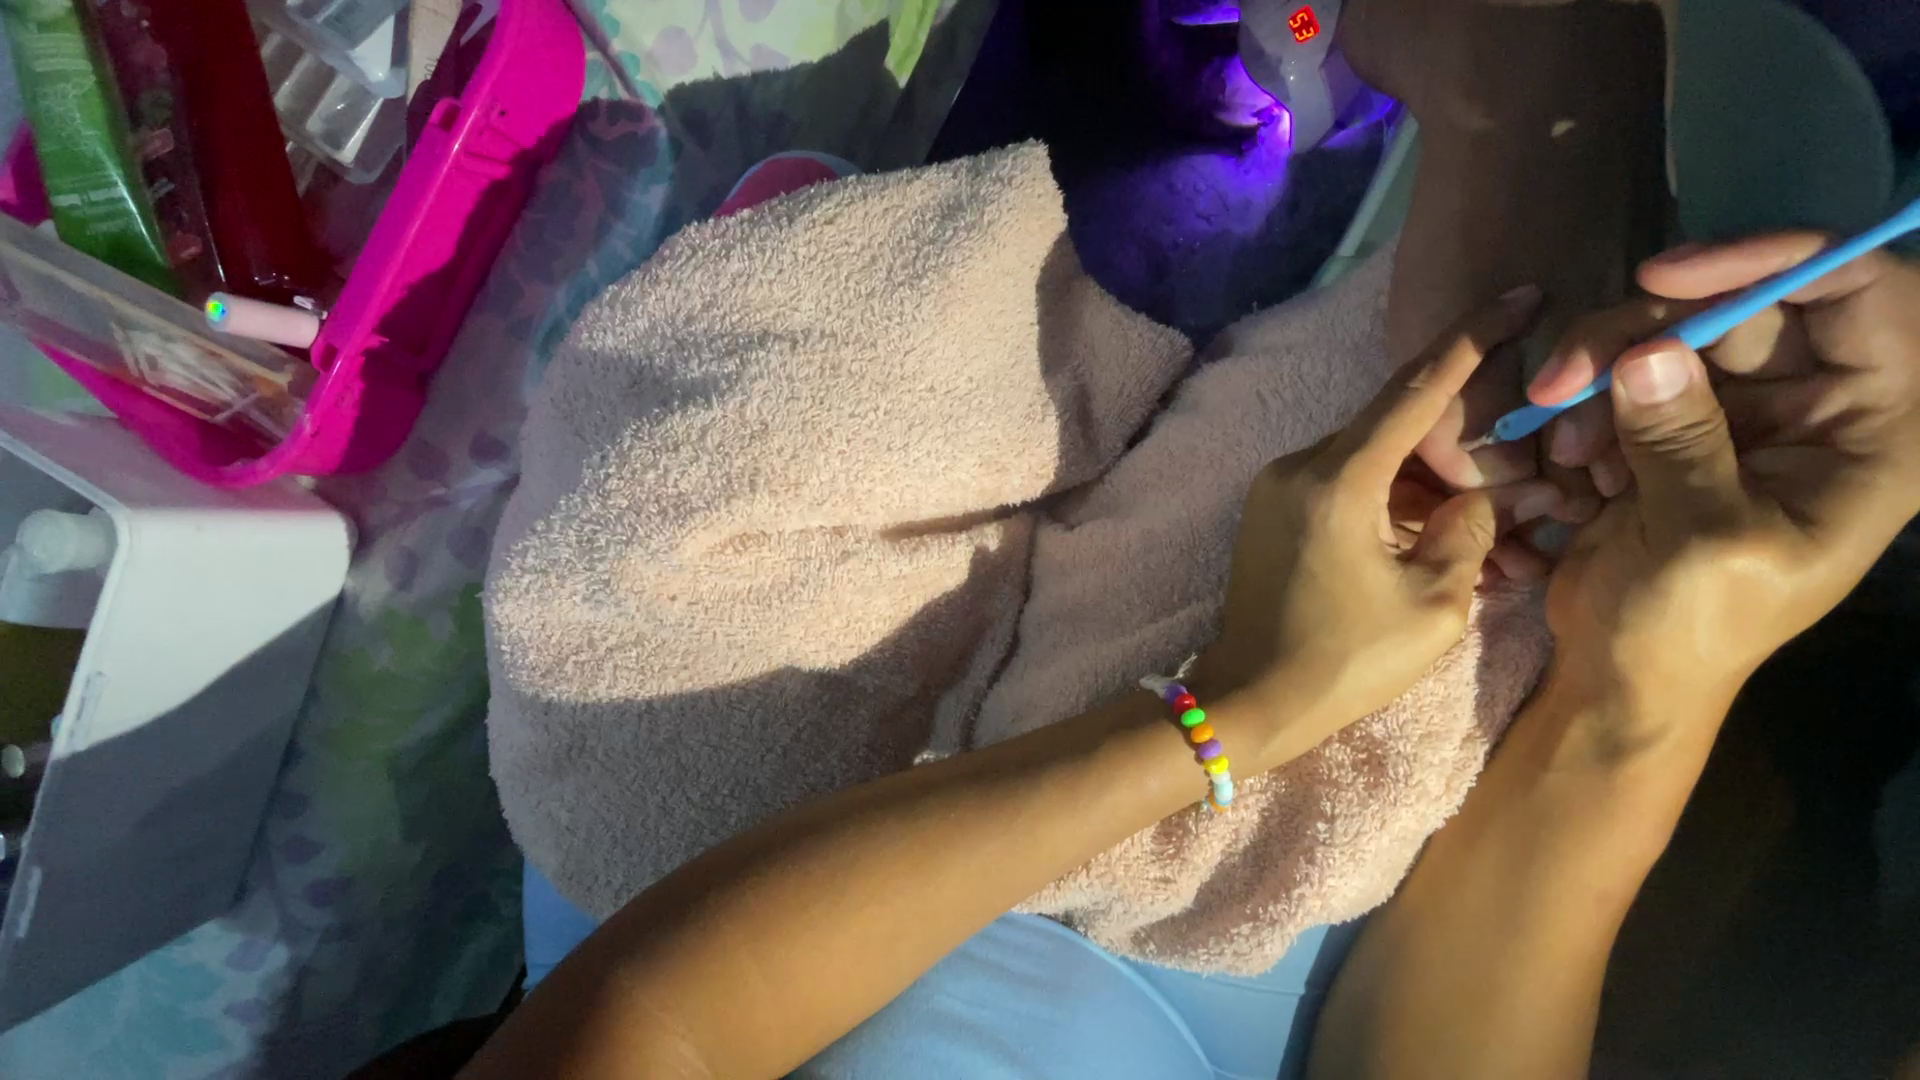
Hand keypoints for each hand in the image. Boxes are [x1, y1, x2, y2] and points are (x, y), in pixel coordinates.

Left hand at [1193, 287, 1548, 765]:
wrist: (1250, 694)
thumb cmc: (1344, 659)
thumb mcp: (1434, 601)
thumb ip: (1467, 529)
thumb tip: (1472, 495)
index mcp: (1337, 479)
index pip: (1416, 388)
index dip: (1474, 338)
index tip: (1520, 295)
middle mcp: (1297, 466)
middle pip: (1394, 426)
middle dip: (1457, 446)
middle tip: (1508, 487)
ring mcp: (1275, 487)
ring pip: (1369, 457)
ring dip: (1423, 479)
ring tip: (1475, 519)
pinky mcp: (1270, 510)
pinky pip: (1341, 483)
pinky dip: (1387, 497)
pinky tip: (1424, 532)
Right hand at [1540, 236, 1919, 720]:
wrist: (1623, 669)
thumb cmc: (1691, 624)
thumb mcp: (1701, 538)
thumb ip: (1683, 445)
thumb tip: (1642, 358)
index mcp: (1871, 429)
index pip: (1858, 298)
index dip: (1769, 266)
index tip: (1661, 279)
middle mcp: (1810, 408)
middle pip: (1735, 314)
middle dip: (1638, 336)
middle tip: (1557, 380)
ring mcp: (1728, 420)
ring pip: (1663, 344)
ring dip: (1596, 382)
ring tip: (1562, 447)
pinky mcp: (1659, 436)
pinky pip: (1617, 387)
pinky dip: (1582, 412)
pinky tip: (1570, 464)